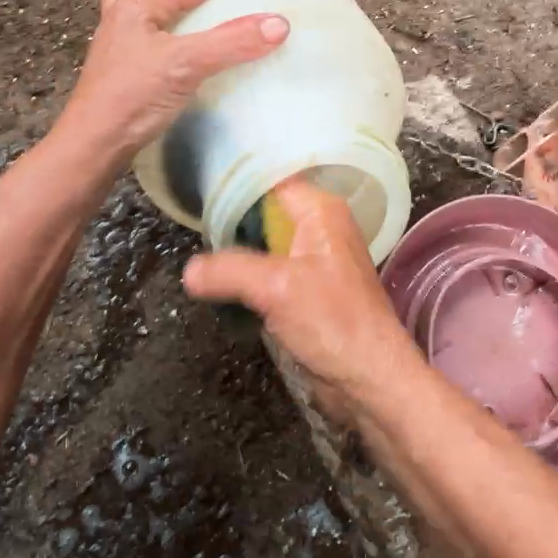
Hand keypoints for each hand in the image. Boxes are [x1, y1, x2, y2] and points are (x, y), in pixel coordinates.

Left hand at [58, 0, 288, 162]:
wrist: (92, 143)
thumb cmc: (133, 99)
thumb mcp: (186, 66)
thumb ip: (232, 43)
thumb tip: (280, 23)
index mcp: (140, 7)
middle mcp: (123, 14)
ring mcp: (114, 36)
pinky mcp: (113, 60)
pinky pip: (127, 14)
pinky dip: (142, 1)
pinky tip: (150, 16)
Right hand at [182, 180, 420, 411]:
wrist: (370, 378)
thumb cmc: (333, 323)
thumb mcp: (276, 289)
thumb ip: (230, 271)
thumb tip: (188, 271)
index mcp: (320, 211)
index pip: (271, 180)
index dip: (236, 183)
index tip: (199, 189)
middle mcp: (319, 227)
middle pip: (265, 211)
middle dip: (231, 219)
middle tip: (193, 224)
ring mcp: (314, 259)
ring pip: (265, 242)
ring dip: (237, 250)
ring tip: (199, 252)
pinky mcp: (308, 290)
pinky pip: (270, 270)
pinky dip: (248, 275)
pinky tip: (220, 282)